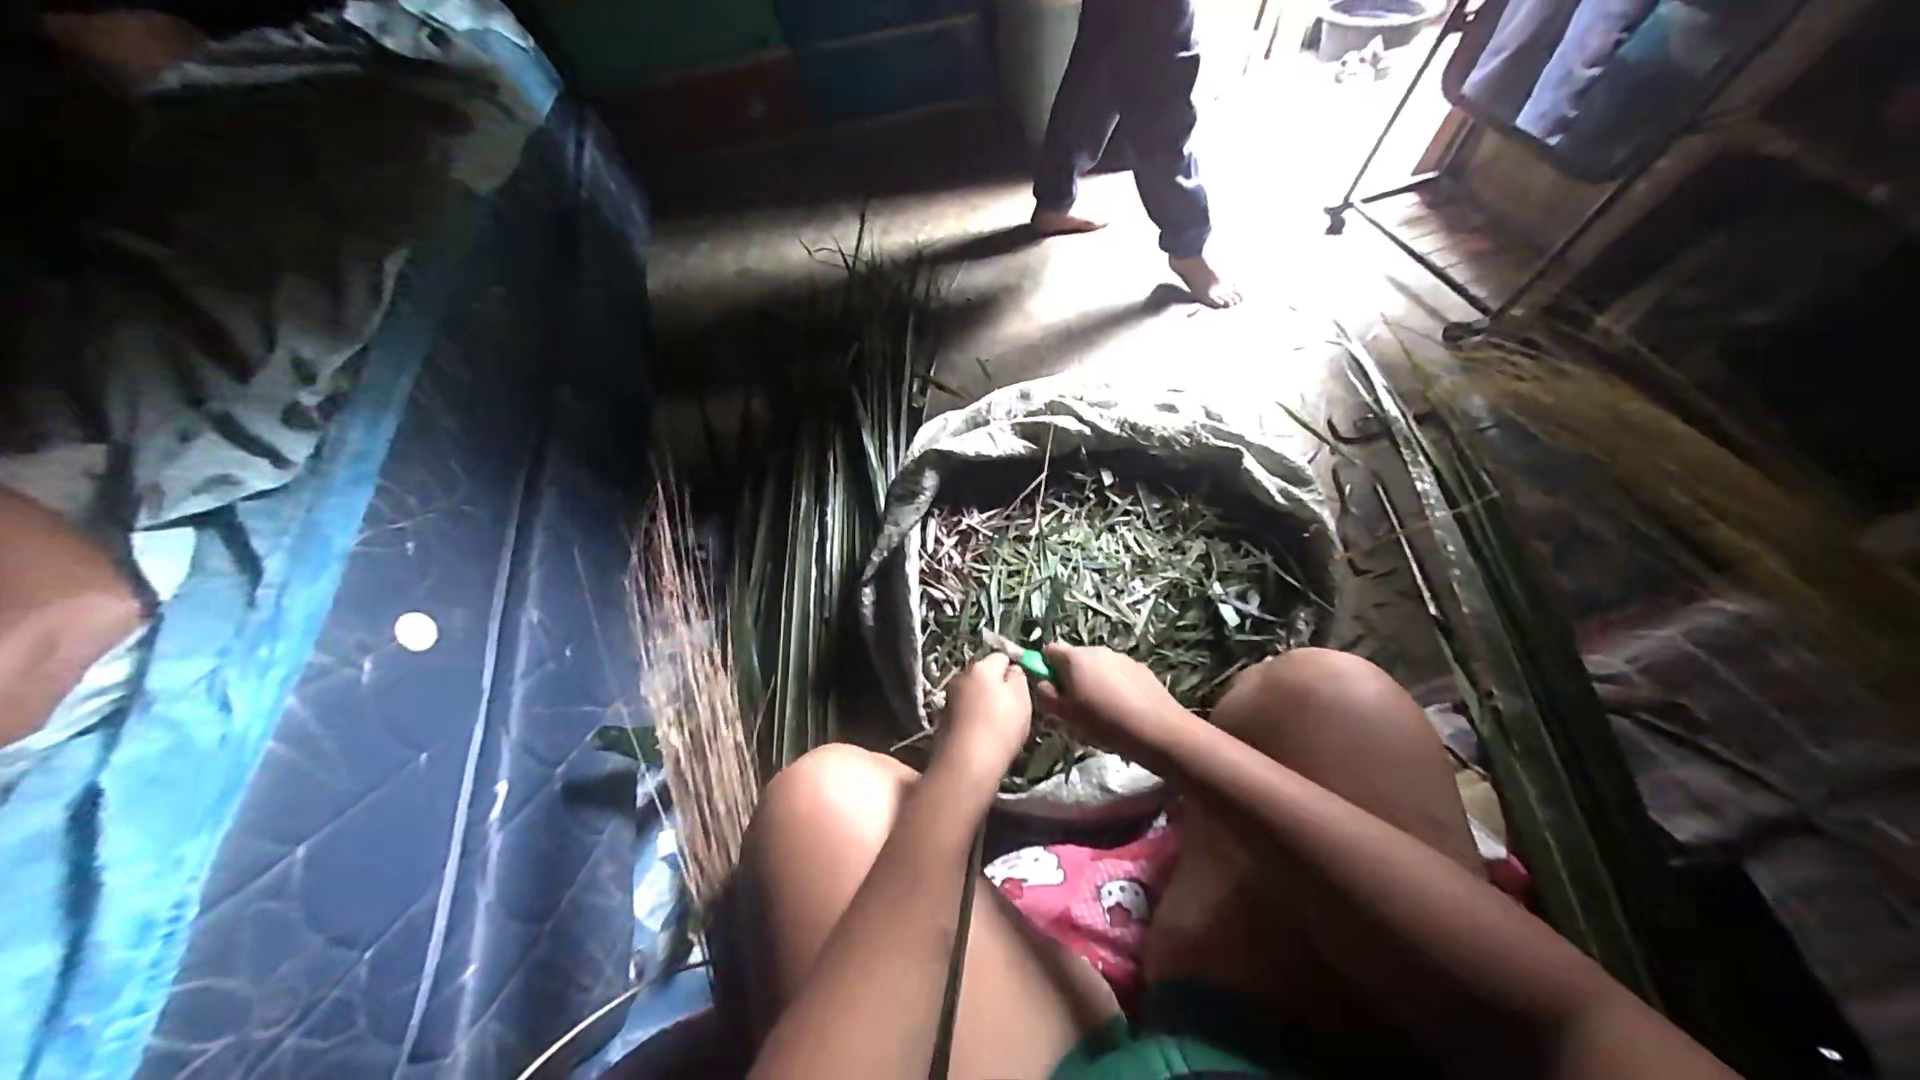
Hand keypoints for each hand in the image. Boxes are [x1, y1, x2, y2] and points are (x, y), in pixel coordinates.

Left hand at [934, 654, 1032, 789]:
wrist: (967, 762)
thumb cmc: (1001, 726)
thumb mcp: (1021, 698)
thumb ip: (1019, 677)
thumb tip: (1012, 670)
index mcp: (981, 666)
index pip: (1001, 657)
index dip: (1013, 670)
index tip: (1022, 689)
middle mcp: (961, 676)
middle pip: (984, 674)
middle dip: (997, 686)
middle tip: (1012, 707)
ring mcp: (950, 697)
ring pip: (974, 693)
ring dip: (984, 702)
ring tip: (998, 724)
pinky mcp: (944, 718)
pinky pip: (965, 710)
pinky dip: (974, 717)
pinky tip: (982, 733)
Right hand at [1034, 645, 1190, 770]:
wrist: (1157, 730)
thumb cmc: (1104, 722)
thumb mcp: (1066, 715)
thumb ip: (1047, 695)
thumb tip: (1043, 683)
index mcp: (1075, 657)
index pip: (1049, 651)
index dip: (1045, 669)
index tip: (1051, 691)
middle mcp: (1098, 650)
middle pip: (1075, 659)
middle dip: (1071, 678)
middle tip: (1076, 706)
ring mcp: (1122, 658)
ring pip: (1098, 667)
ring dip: (1094, 683)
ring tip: (1102, 712)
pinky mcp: (1141, 669)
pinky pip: (1119, 674)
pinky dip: (1115, 687)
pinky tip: (1123, 711)